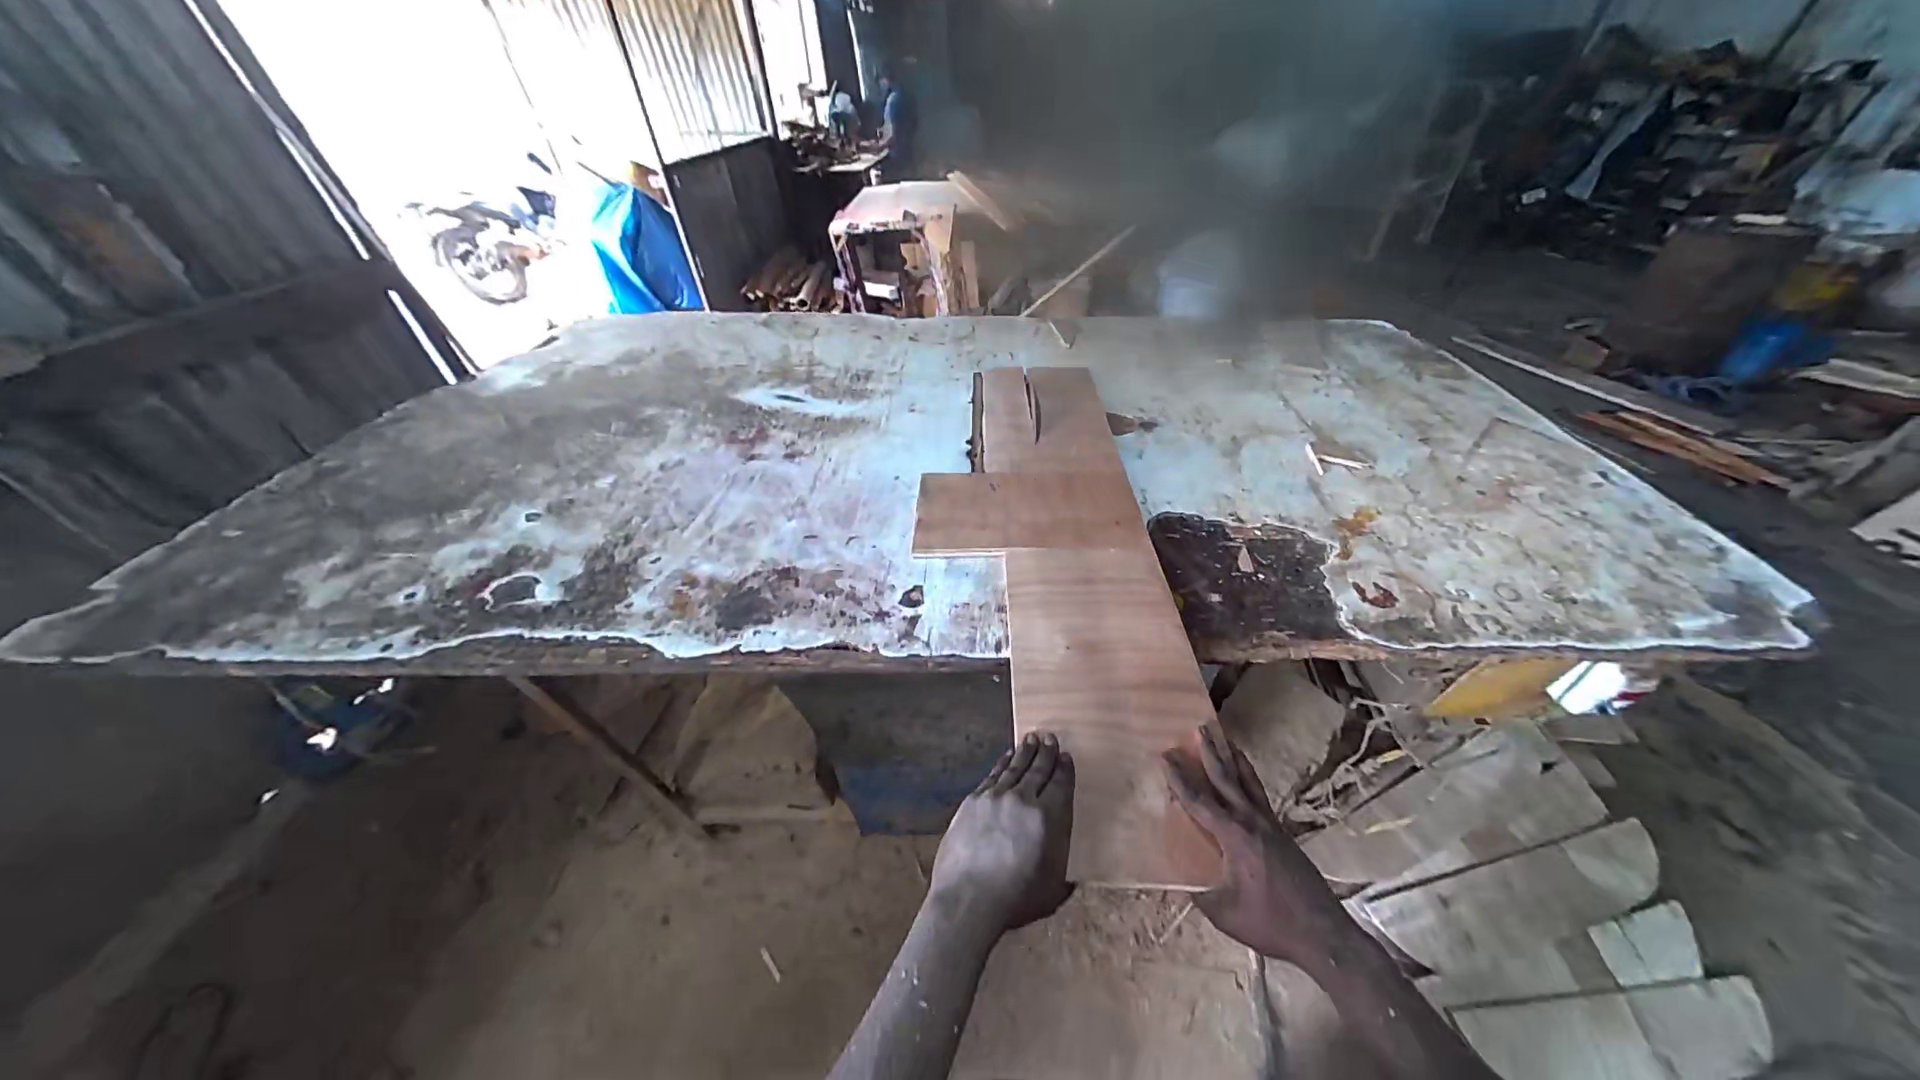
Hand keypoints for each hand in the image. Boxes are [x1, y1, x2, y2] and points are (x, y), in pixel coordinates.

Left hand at [929, 732, 1074, 931]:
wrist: (967, 898)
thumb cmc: (1014, 900)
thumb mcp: (1053, 888)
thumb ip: (1063, 867)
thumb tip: (1069, 864)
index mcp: (1048, 818)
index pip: (1060, 785)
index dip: (1064, 769)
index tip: (1066, 756)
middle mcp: (1023, 800)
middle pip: (1038, 770)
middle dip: (1046, 753)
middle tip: (1050, 737)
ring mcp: (996, 797)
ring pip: (1015, 767)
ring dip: (1025, 752)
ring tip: (1032, 739)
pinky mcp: (974, 801)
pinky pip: (993, 775)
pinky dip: (1002, 763)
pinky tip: (1007, 756)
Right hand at [1163, 724, 1347, 964]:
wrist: (1324, 936)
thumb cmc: (1270, 923)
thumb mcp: (1223, 912)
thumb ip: (1198, 891)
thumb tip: (1180, 878)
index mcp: (1233, 836)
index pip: (1199, 799)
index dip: (1178, 778)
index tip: (1164, 756)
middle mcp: (1251, 822)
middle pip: (1226, 779)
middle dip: (1210, 753)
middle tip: (1199, 728)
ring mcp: (1270, 826)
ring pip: (1247, 782)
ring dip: (1233, 758)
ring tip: (1224, 737)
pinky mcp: (1282, 834)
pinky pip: (1259, 795)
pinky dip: (1249, 777)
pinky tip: (1245, 776)